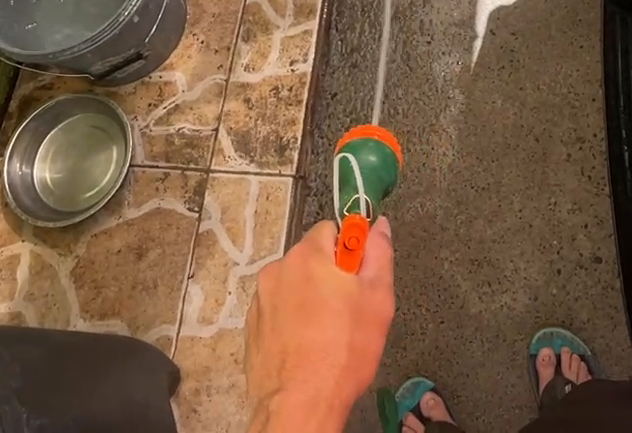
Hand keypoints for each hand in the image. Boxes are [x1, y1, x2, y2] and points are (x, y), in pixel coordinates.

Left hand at [245, 217, 395, 432]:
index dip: (349, 252)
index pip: (331, 230)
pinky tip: (305, 346)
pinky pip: (278, 310)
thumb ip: (380, 254)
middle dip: (329, 275)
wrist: (299, 406)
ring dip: (308, 296)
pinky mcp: (251, 327)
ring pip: (294, 284)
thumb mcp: (378, 298)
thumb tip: (380, 225)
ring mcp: (260, 299)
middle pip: (311, 257)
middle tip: (347, 309)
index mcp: (307, 254)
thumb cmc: (344, 350)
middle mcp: (278, 268)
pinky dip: (291, 319)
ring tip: (325, 333)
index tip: (358, 279)